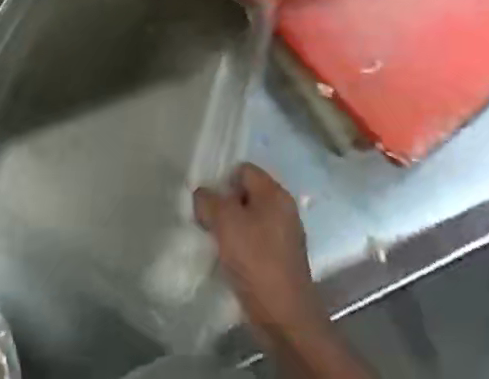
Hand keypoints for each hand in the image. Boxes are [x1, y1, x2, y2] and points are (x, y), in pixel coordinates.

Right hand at [193, 162, 316, 334]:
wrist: (285, 318)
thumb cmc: (255, 260)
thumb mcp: (224, 221)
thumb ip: (208, 199)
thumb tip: (203, 194)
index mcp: (275, 194)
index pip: (242, 170)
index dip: (221, 180)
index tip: (207, 201)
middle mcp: (284, 210)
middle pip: (245, 194)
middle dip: (223, 204)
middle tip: (207, 220)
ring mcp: (284, 236)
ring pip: (248, 218)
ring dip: (229, 226)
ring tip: (214, 240)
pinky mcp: (280, 259)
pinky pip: (253, 240)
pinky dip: (239, 245)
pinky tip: (227, 258)